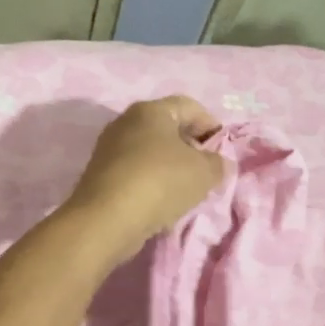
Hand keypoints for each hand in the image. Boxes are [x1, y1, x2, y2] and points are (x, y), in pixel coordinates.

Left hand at [64, 96, 226, 251]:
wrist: (107, 219)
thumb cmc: (160, 182)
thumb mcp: (204, 172)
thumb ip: (217, 163)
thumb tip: (217, 163)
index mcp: (150, 110)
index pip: (190, 107)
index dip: (212, 126)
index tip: (224, 151)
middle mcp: (125, 122)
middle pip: (168, 128)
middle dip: (191, 147)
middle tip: (207, 171)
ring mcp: (109, 148)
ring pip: (150, 151)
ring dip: (171, 167)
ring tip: (187, 190)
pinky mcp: (101, 174)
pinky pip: (135, 171)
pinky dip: (152, 182)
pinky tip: (162, 202)